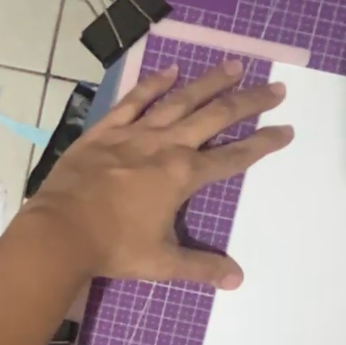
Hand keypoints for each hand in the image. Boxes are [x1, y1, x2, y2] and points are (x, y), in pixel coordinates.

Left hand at [24, 59, 291, 288]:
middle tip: (275, 87)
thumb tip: (237, 280)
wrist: (59, 231)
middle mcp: (164, 146)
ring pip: (178, 100)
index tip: (286, 130)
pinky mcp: (104, 132)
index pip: (233, 157)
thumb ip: (201, 266)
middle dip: (248, 102)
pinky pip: (133, 102)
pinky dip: (153, 85)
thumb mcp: (161, 262)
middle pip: (215, 117)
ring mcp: (133, 135)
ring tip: (234, 65)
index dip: (262, 144)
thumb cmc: (112, 248)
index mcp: (182, 176)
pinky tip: (169, 72)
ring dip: (208, 82)